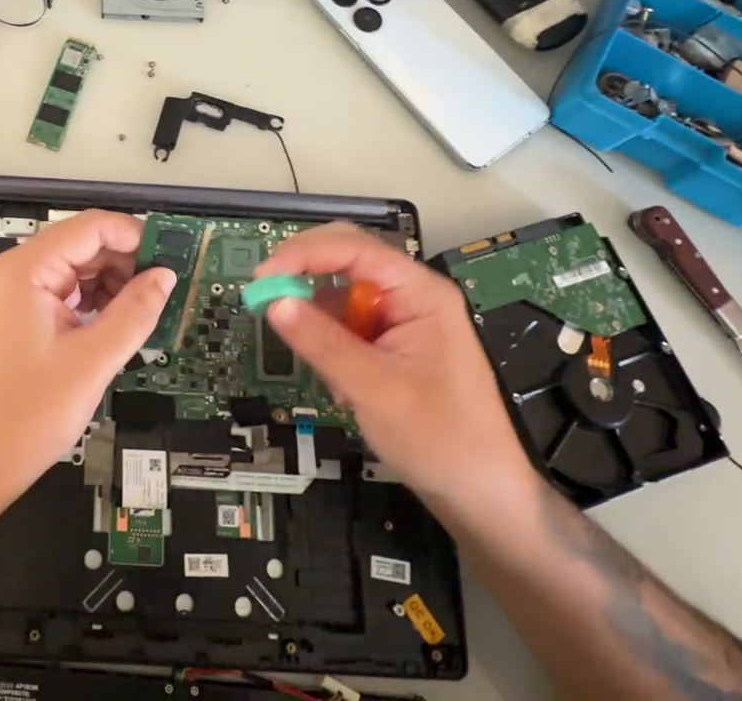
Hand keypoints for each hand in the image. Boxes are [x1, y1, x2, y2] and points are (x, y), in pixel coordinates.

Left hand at [0, 210, 175, 504]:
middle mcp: (19, 272)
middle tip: (168, 288)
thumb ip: (134, 312)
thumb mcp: (93, 360)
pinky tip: (122, 322)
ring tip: (149, 309)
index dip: (135, 236)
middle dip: (128, 261)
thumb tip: (165, 277)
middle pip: (85, 243)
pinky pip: (70, 292)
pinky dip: (99, 301)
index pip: (91, 227)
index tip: (173, 255)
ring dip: (116, 283)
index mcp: (26, 270)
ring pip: (80, 268)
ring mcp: (19, 293)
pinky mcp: (25, 315)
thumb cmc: (28, 413)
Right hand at [255, 223, 538, 507]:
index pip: (353, 248)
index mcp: (420, 293)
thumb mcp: (374, 389)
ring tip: (328, 373)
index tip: (262, 279)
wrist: (480, 494)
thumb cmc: (440, 438)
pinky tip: (342, 386)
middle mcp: (411, 296)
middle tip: (268, 300)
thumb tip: (273, 302)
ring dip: (320, 323)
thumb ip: (322, 342)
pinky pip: (346, 327)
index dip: (303, 254)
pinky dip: (331, 347)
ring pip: (340, 295)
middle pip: (346, 260)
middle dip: (305, 277)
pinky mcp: (391, 345)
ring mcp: (402, 320)